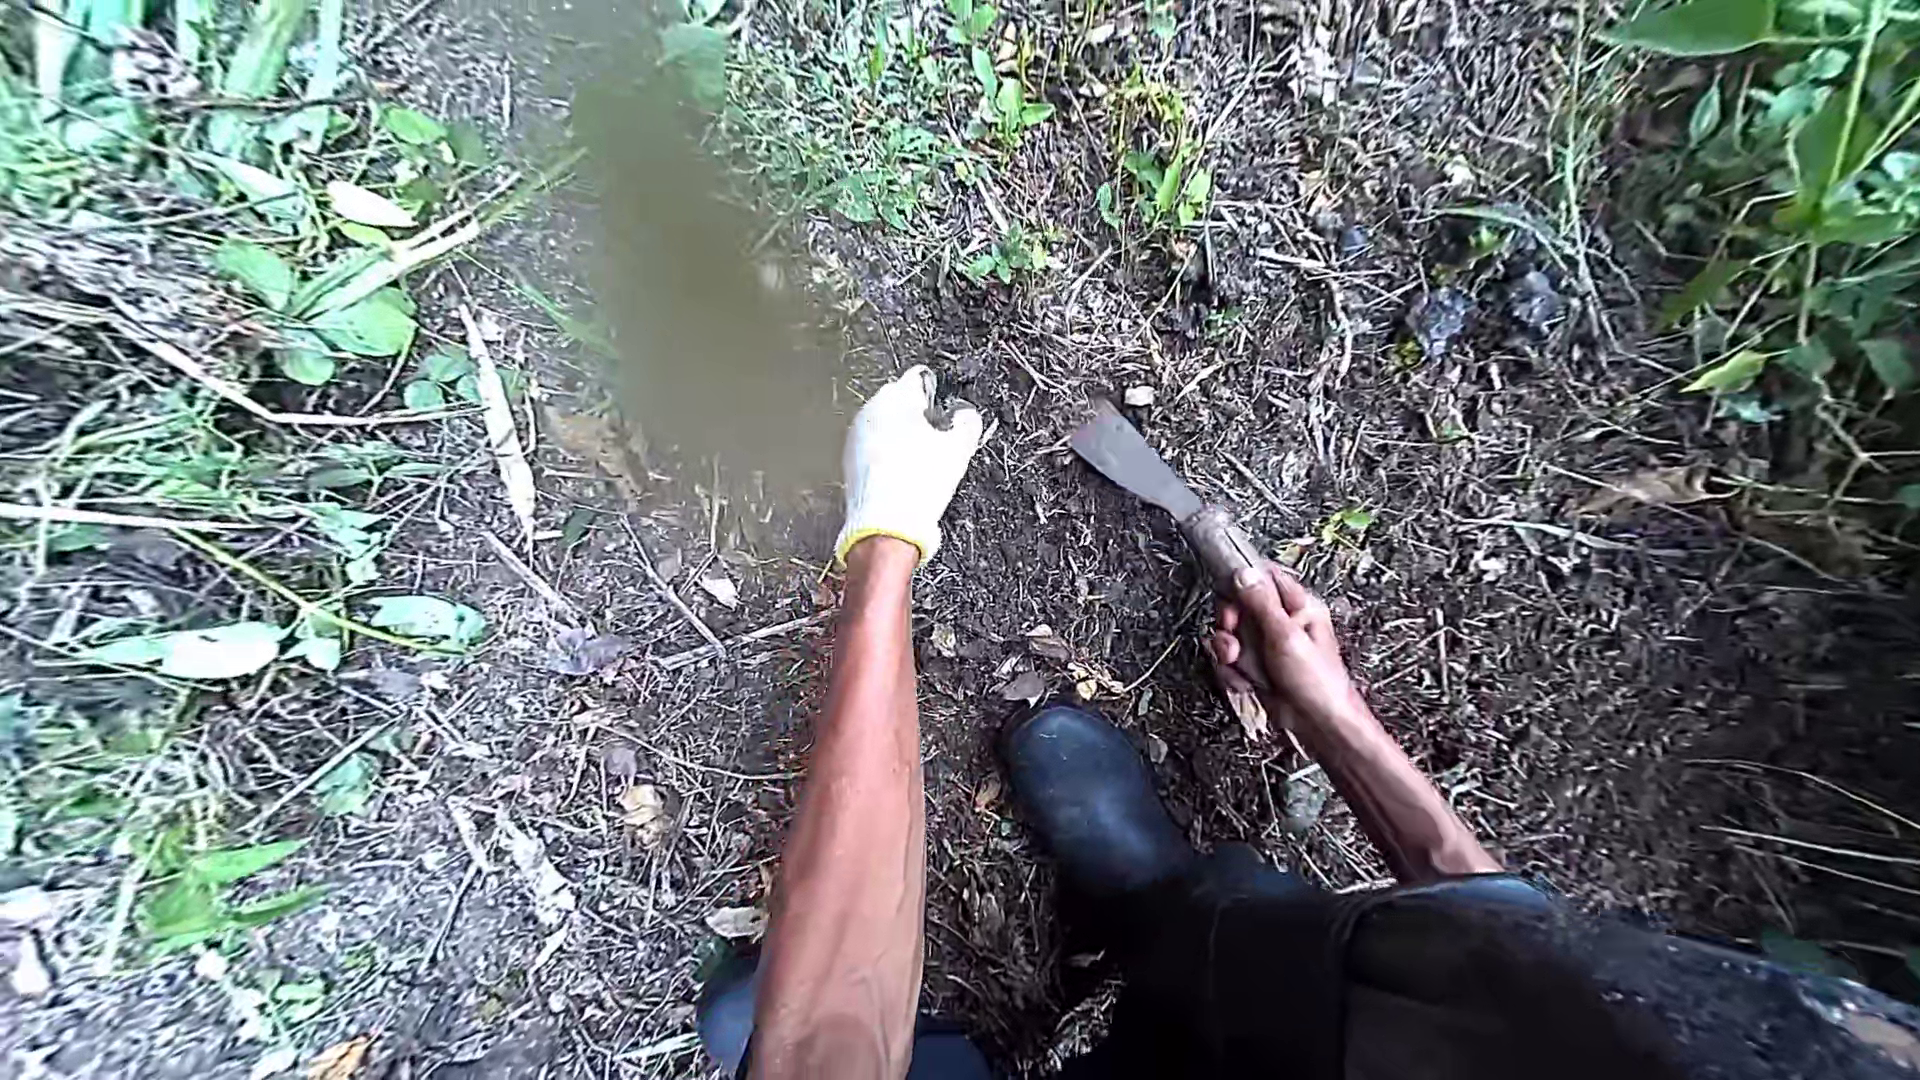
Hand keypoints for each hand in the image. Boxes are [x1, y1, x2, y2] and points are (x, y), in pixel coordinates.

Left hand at [835, 365, 982, 565]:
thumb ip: (967, 422)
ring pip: (886, 428)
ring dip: (902, 439)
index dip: (939, 397)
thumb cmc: (921, 482)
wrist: (887, 526)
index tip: (948, 416)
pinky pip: (875, 451)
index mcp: (895, 397)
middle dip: (919, 419)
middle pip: (900, 404)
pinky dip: (889, 459)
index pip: (920, 380)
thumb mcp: (958, 448)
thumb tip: (966, 416)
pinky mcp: (849, 463)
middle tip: (938, 443)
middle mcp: (869, 411)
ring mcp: (855, 437)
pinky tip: (903, 478)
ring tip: (921, 465)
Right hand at [1208, 563, 1371, 741]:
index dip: (1241, 583)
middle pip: (1237, 604)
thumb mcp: (1286, 636)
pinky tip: (1245, 679)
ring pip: (1228, 633)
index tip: (1231, 597)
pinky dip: (1230, 670)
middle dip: (1229, 623)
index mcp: (1297, 605)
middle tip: (1235, 634)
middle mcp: (1280, 621)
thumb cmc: (1317, 682)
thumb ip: (1261, 602)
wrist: (1317, 725)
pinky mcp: (1254, 664)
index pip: (1262, 576)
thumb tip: (1243, 573)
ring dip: (1227, 651)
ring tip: (1240, 662)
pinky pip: (1228, 658)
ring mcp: (1265, 643)